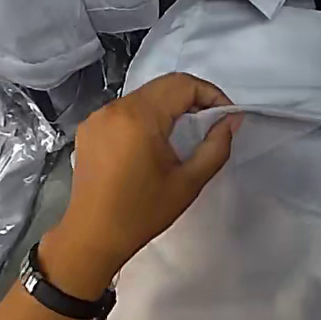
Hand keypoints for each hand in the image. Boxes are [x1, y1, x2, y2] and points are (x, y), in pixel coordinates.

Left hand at [40, 74, 240, 296]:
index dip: (210, 94)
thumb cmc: (142, 213)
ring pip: (144, 96)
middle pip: (163, 86)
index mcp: (139, 117)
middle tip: (210, 124)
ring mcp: (98, 116)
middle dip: (192, 99)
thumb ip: (216, 146)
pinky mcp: (89, 127)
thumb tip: (231, 120)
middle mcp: (115, 108)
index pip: (182, 84)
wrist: (92, 235)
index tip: (225, 116)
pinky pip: (125, 109)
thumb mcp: (188, 182)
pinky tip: (153, 143)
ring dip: (168, 107)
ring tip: (183, 135)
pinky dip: (145, 117)